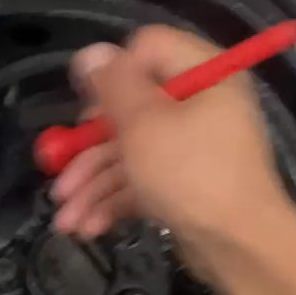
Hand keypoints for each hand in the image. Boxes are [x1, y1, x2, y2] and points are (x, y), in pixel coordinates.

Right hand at [51, 26, 295, 253]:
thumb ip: (113, 85)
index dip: (110, 78)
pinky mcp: (181, 187)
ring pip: (127, 157)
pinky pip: (139, 185)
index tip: (83, 111)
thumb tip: (89, 54)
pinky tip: (87, 228)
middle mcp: (198, 106)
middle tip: (60, 181)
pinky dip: (111, 205)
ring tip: (65, 221)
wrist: (235, 243)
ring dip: (91, 188)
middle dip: (87, 153)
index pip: (147, 51)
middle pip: (128, 113)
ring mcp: (190, 150)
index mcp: (201, 74)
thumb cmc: (191, 174)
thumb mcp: (144, 124)